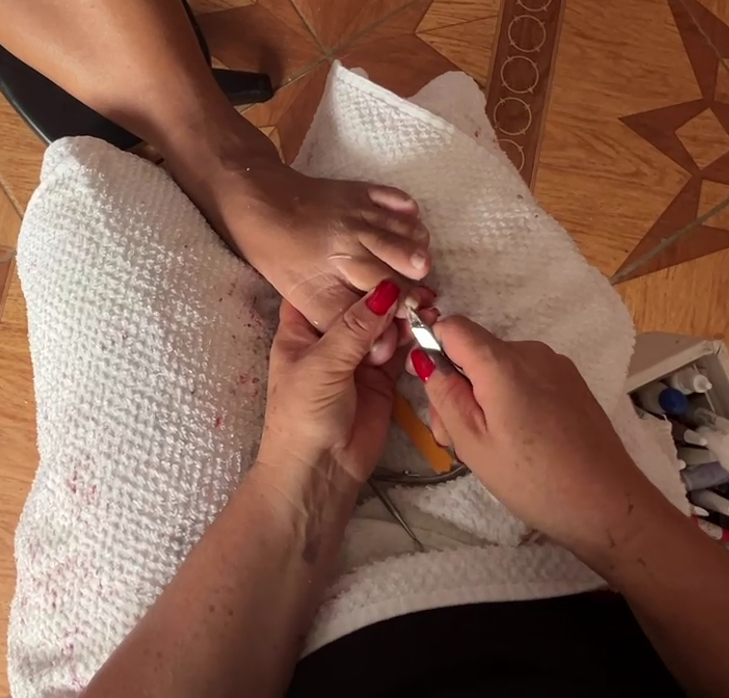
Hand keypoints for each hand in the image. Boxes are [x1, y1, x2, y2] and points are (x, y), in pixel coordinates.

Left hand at [257, 280, 407, 489]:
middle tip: (414, 283)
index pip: (323, 290)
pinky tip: (428, 326)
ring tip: (426, 303)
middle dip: (384, 295)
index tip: (376, 255)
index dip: (346, 273)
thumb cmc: (303, 414)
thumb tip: (386, 289)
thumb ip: (355, 326)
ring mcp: (356, 358)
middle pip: (359, 306)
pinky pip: (399, 351)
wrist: (319, 473)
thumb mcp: (323, 363)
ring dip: (402, 316)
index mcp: (300, 329)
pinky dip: (413, 339)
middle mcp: (329, 339)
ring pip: (382, 326)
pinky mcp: (381, 380)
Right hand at [410, 317, 672, 564]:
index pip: (451, 326)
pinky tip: (523, 440)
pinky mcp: (572, 381)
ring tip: (495, 446)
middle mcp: (530, 351)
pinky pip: (525, 376)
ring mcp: (555, 364)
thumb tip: (423, 357)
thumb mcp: (473, 444)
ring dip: (485, 396)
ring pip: (498, 367)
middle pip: (474, 351)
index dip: (433, 349)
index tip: (436, 389)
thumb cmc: (535, 481)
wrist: (613, 508)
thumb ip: (443, 394)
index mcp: (502, 362)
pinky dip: (512, 399)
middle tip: (460, 439)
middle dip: (459, 387)